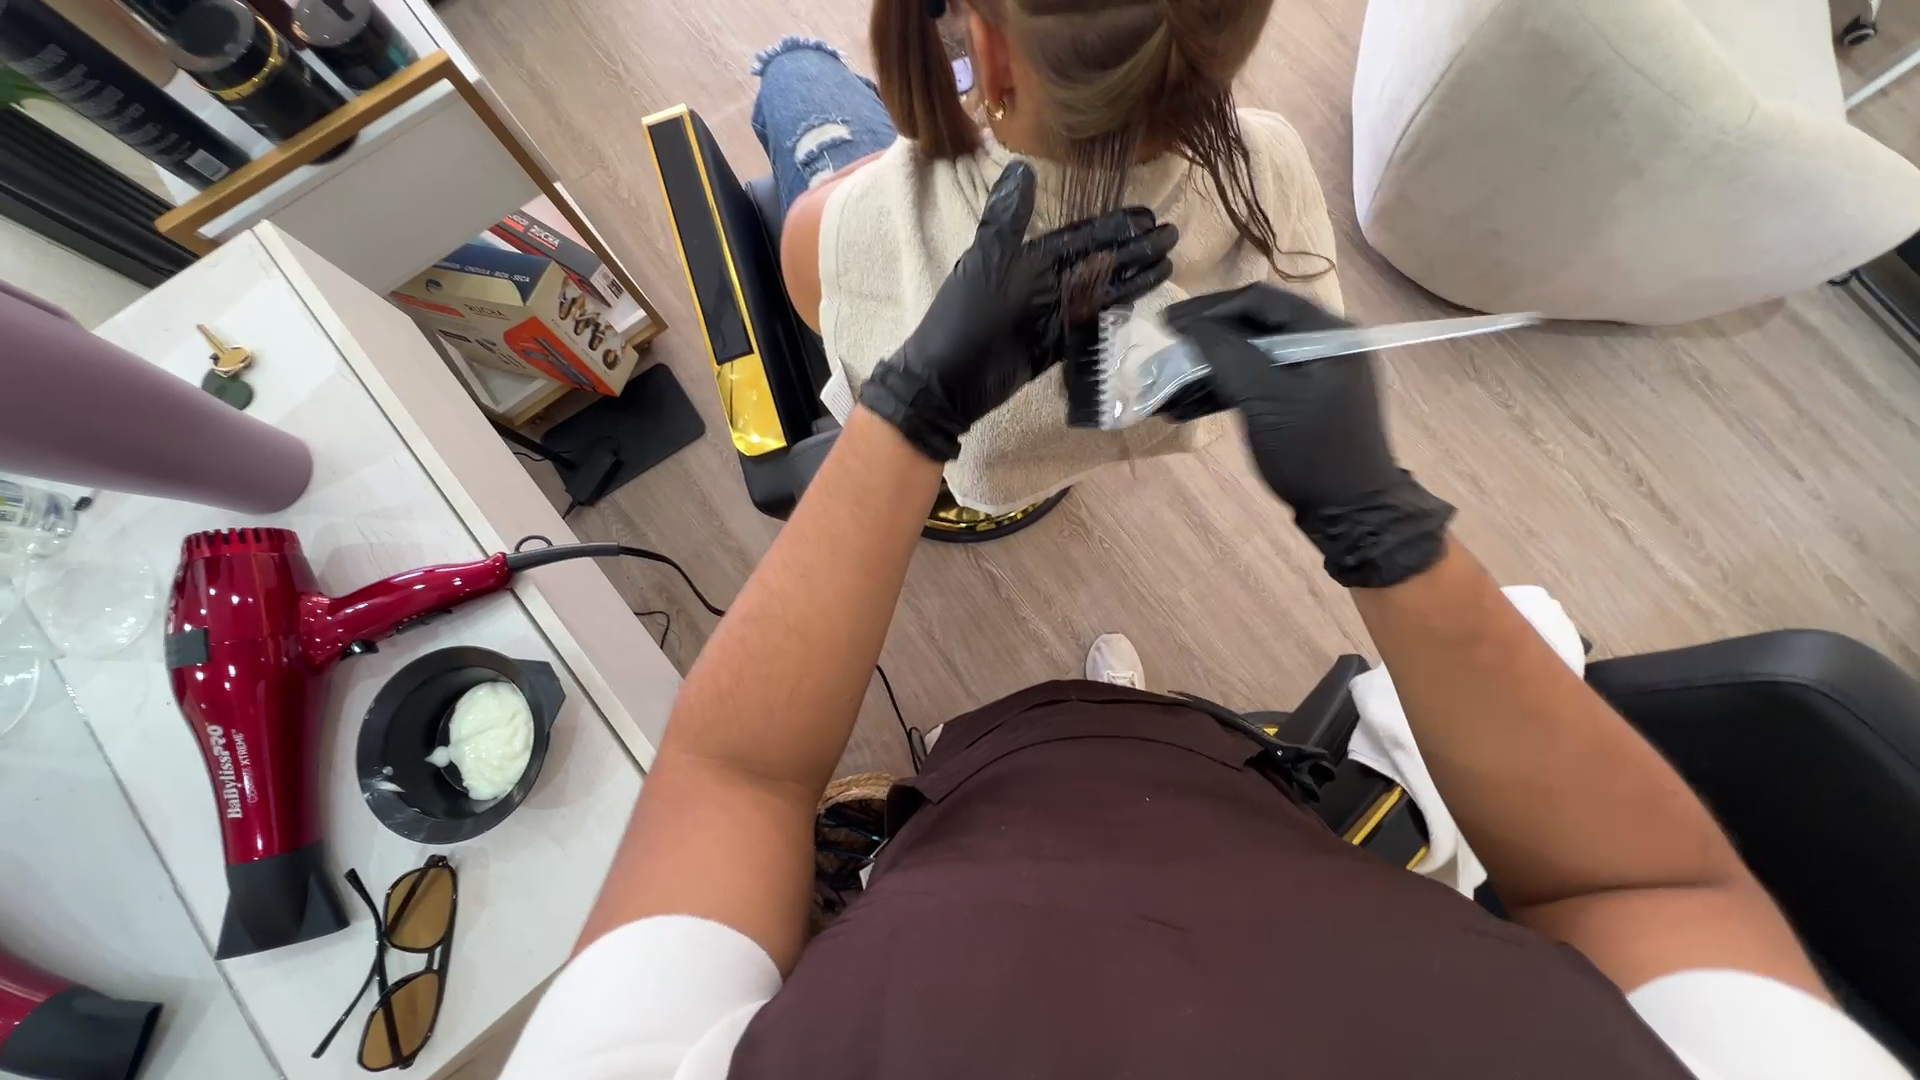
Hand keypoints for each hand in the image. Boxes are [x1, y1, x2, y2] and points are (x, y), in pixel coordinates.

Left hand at [860, 161, 1177, 460]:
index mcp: (1032, 257)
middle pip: (1099, 262)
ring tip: (1167, 265)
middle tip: (1172, 238)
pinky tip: (1139, 302)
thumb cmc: (966, 316)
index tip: (1149, 216)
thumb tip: (1022, 167)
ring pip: (1100, 292)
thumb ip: (1008, 218)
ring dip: (1132, 278)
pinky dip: (1113, 314)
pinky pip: (1090, 325)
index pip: (1084, 235)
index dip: (1115, 225)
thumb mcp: (987, 259)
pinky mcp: (1053, 346)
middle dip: (1134, 250)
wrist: (949, 378)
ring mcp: (1051, 315)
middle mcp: (1045, 282)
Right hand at [1163, 284, 1453, 586]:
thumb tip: (1189, 325)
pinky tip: (1186, 409)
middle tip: (1164, 347)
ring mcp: (1313, 372)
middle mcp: (1323, 342)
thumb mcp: (1264, 400)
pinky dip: (1223, 392)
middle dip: (1204, 341)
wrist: (1350, 511)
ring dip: (1208, 371)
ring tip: (1167, 388)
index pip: (1259, 300)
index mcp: (1326, 332)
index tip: (1167, 321)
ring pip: (1250, 357)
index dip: (1208, 308)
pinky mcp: (1301, 400)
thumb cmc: (1311, 452)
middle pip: (1252, 326)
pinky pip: (1256, 383)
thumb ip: (1228, 356)